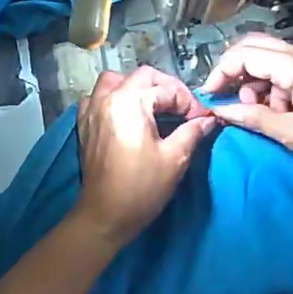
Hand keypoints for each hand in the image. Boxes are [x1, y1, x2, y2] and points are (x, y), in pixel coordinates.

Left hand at [72, 66, 219, 245]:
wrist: (104, 216)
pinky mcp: (84, 125)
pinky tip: (126, 116)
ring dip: (137, 88)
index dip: (189, 103)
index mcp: (130, 102)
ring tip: (153, 107)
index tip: (201, 120)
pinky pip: (96, 98)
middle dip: (166, 89)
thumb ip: (192, 132)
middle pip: (142, 77)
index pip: (167, 89)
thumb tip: (208, 120)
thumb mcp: (174, 158)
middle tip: (183, 111)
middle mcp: (107, 98)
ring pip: (115, 81)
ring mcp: (91, 110)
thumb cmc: (141, 188)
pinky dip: (112, 98)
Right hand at [200, 33, 292, 176]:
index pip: (246, 54)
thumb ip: (256, 119)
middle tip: (227, 100)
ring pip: (267, 60)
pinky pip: (283, 71)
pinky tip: (280, 112)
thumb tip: (222, 110)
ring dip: (255, 84)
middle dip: (234, 72)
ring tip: (263, 114)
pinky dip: (272, 89)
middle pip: (254, 47)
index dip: (221, 72)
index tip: (210, 96)